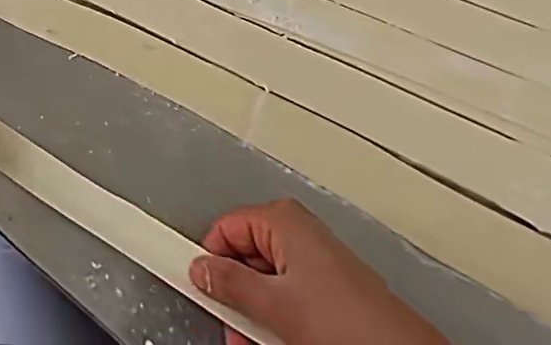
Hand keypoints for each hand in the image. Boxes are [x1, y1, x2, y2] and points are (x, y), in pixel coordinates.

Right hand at [190, 200, 446, 344]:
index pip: (224, 227)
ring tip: (263, 339)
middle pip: (244, 257)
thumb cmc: (352, 324)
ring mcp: (316, 260)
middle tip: (238, 327)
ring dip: (257, 313)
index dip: (210, 259)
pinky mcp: (330, 288)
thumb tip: (201, 269)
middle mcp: (299, 231)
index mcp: (282, 219)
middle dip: (236, 295)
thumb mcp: (275, 305)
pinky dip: (280, 319)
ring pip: (266, 282)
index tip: (198, 283)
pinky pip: (289, 295)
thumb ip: (229, 283)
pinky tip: (284, 340)